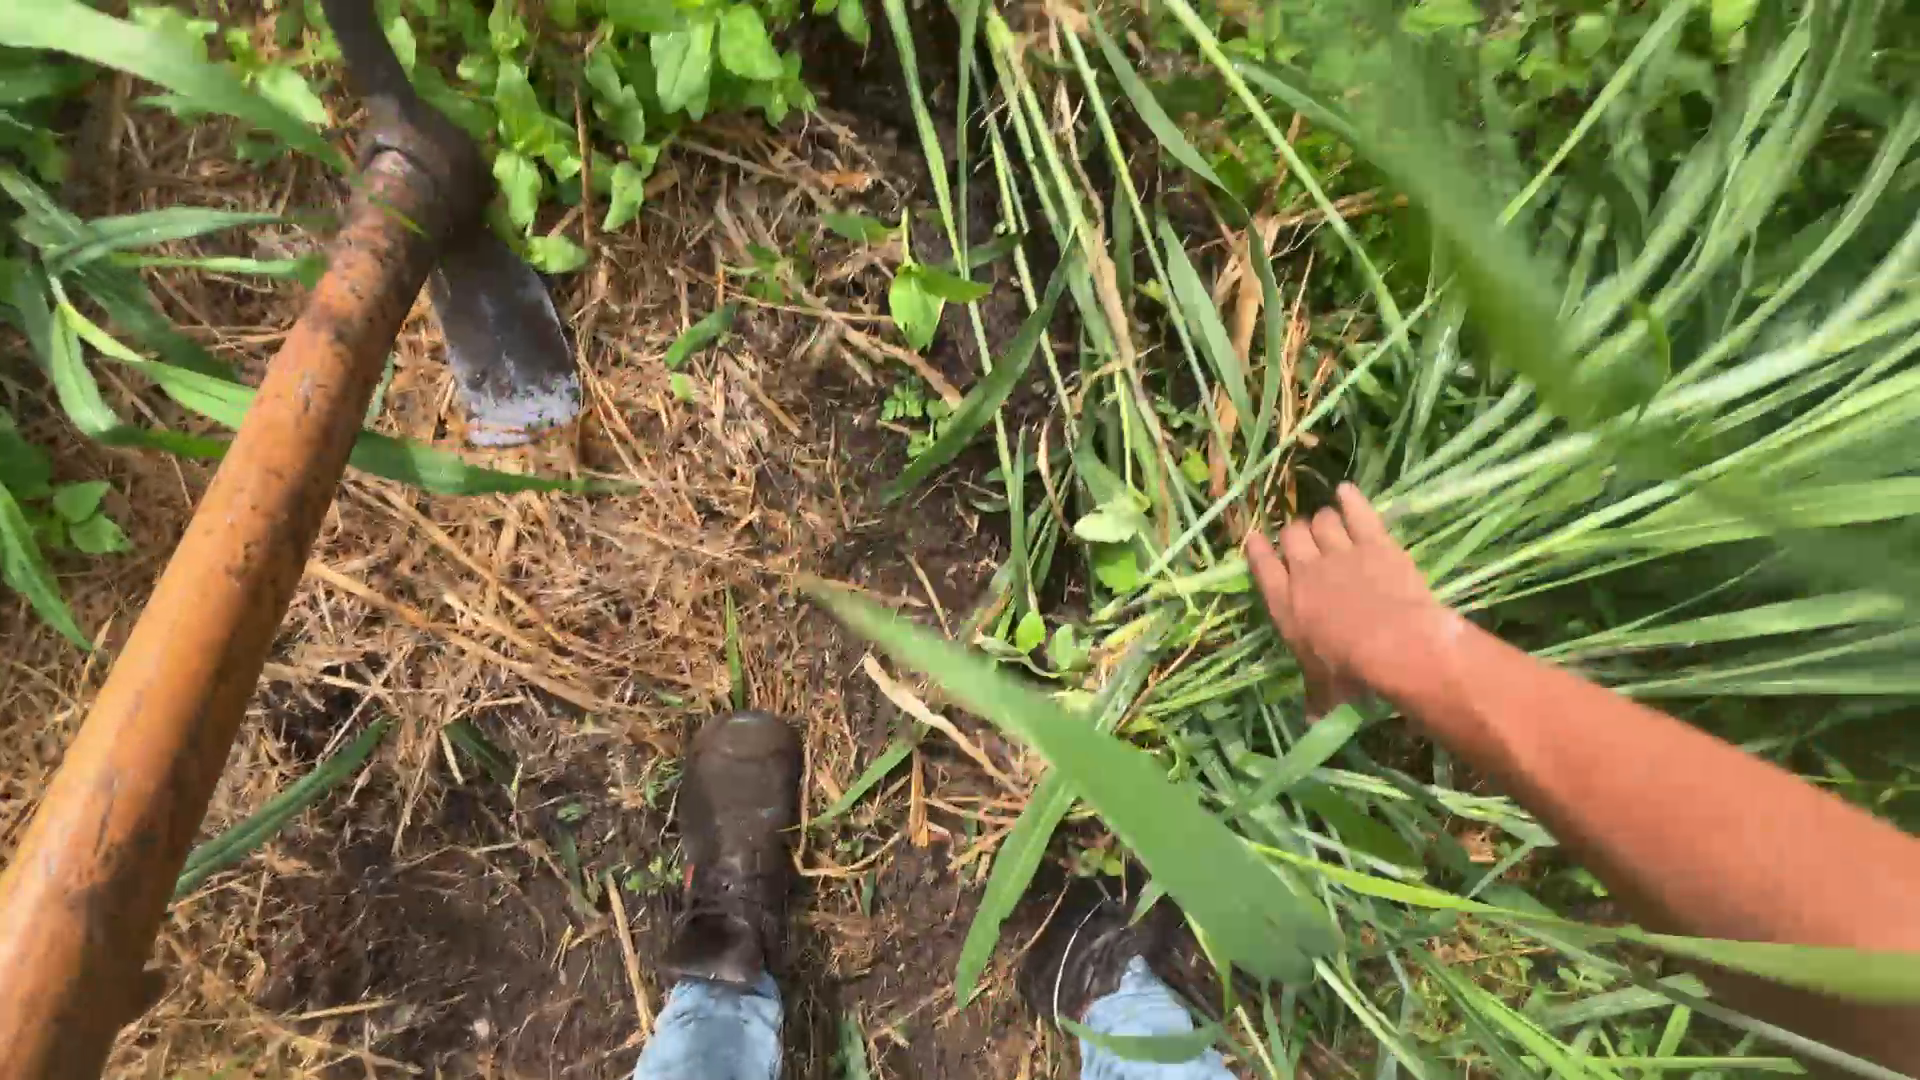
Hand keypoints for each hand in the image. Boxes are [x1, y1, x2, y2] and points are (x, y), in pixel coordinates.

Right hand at [1245, 483, 1440, 716]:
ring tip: (1330, 526)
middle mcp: (1304, 570)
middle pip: (1290, 535)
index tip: (1257, 542)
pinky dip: (1351, 499)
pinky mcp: (1374, 541)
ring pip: (1321, 520)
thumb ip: (1315, 697)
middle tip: (1304, 542)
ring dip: (1324, 521)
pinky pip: (1357, 511)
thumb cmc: (1351, 671)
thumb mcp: (1325, 689)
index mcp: (1284, 602)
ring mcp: (1339, 551)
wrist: (1394, 644)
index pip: (1261, 564)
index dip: (1258, 549)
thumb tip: (1310, 723)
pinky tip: (1347, 491)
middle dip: (1295, 534)